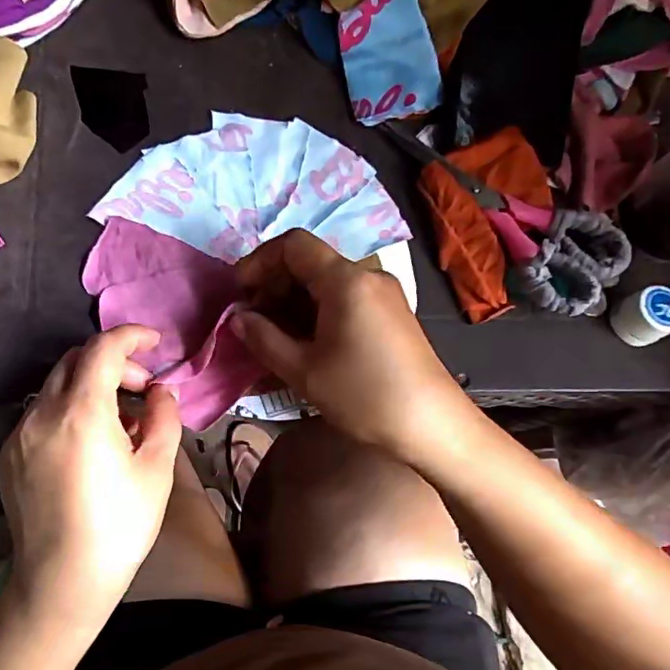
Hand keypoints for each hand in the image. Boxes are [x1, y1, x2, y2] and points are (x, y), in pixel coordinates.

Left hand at [0, 326, 180, 612]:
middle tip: (144, 389)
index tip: (155, 342)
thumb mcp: (157, 469)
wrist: (62, 582)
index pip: (103, 349)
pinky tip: (91, 447)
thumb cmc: (120, 526)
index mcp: (81, 412)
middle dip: (113, 362)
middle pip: (74, 360)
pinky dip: (70, 412)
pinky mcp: (8, 457)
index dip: (131, 336)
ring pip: (56, 388)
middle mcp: (41, 414)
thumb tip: (160, 392)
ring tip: (121, 423)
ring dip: (91, 388)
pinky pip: (41, 416)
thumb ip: (163, 417)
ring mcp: (18, 436)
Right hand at [232, 230, 477, 460]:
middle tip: (250, 322)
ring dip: (293, 305)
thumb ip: (264, 338)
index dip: (258, 262)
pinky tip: (302, 346)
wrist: (431, 424)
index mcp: (346, 279)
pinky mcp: (391, 316)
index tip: (238, 293)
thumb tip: (238, 318)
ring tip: (271, 340)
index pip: (293, 245)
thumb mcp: (304, 370)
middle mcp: (367, 276)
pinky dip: (317, 315)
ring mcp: (383, 295)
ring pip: (326, 285)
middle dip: (274, 287)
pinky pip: (345, 302)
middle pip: (310, 263)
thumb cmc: (364, 394)